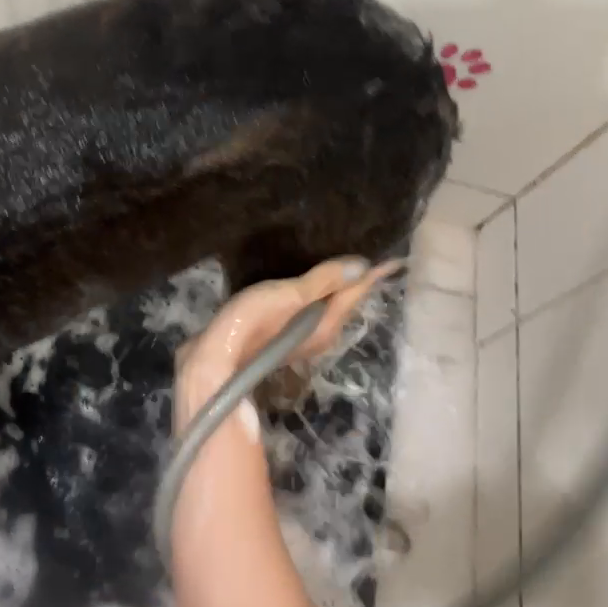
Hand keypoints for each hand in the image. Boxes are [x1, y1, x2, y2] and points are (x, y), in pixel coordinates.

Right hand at [175, 257, 401, 432]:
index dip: (374, 271)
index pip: (358, 291)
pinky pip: (306, 306)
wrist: (214, 361)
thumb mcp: (290, 296)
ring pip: (325, 304)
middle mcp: (321, 332)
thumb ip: (325, 280)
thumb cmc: (253, 326)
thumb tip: (362, 266)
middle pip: (345, 299)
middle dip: (356, 276)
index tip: (393, 254)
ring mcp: (300, 335)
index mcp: (329, 323)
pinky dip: (311, 291)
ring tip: (336, 254)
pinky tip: (303, 276)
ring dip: (333, 283)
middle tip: (366, 244)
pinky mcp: (279, 332)